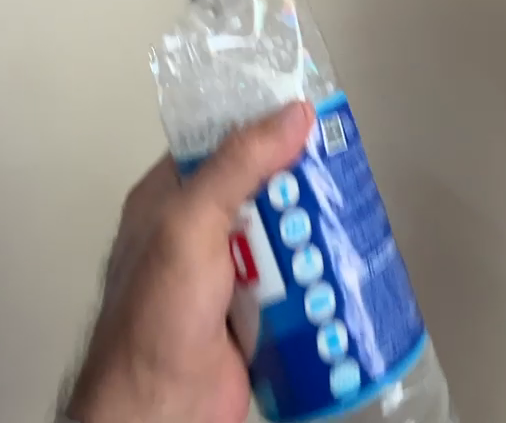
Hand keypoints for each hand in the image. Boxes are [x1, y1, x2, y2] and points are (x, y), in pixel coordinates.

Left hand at [68, 102, 313, 422]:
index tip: (309, 116)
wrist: (162, 417)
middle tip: (337, 169)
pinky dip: (314, 265)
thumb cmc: (158, 319)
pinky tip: (341, 255)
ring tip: (348, 213)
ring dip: (311, 226)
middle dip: (298, 180)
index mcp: (169, 198)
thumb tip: (293, 114)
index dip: (262, 124)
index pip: (220, 140)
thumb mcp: (193, 224)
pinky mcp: (253, 307)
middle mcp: (197, 229)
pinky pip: (292, 272)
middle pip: (261, 184)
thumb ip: (239, 164)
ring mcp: (226, 271)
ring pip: (282, 229)